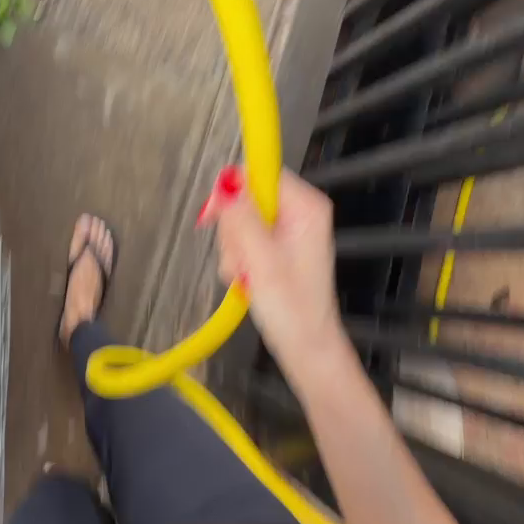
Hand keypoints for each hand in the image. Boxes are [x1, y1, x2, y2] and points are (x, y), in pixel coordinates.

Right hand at [206, 169, 347, 372]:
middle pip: (245, 196)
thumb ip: (242, 218)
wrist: (306, 350)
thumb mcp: (261, 261)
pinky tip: (246, 279)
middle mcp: (298, 211)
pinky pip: (243, 237)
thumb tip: (225, 181)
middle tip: (242, 260)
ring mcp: (287, 229)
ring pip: (239, 219)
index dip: (234, 191)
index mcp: (306, 206)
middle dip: (234, 230)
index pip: (259, 173)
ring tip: (246, 275)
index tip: (217, 216)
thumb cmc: (292, 310)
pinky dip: (238, 258)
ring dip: (234, 249)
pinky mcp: (276, 246)